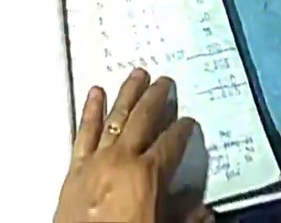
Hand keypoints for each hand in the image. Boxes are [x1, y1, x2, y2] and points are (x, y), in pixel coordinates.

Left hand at [54, 68, 211, 222]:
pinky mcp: (76, 167)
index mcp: (147, 176)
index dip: (182, 131)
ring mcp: (97, 159)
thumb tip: (205, 209)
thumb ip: (183, 219)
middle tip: (165, 80)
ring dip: (128, 93)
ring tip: (138, 73)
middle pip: (143, 119)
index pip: (171, 145)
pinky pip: (85, 132)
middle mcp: (122, 159)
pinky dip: (91, 110)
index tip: (189, 119)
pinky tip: (96, 91)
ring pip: (116, 116)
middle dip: (156, 98)